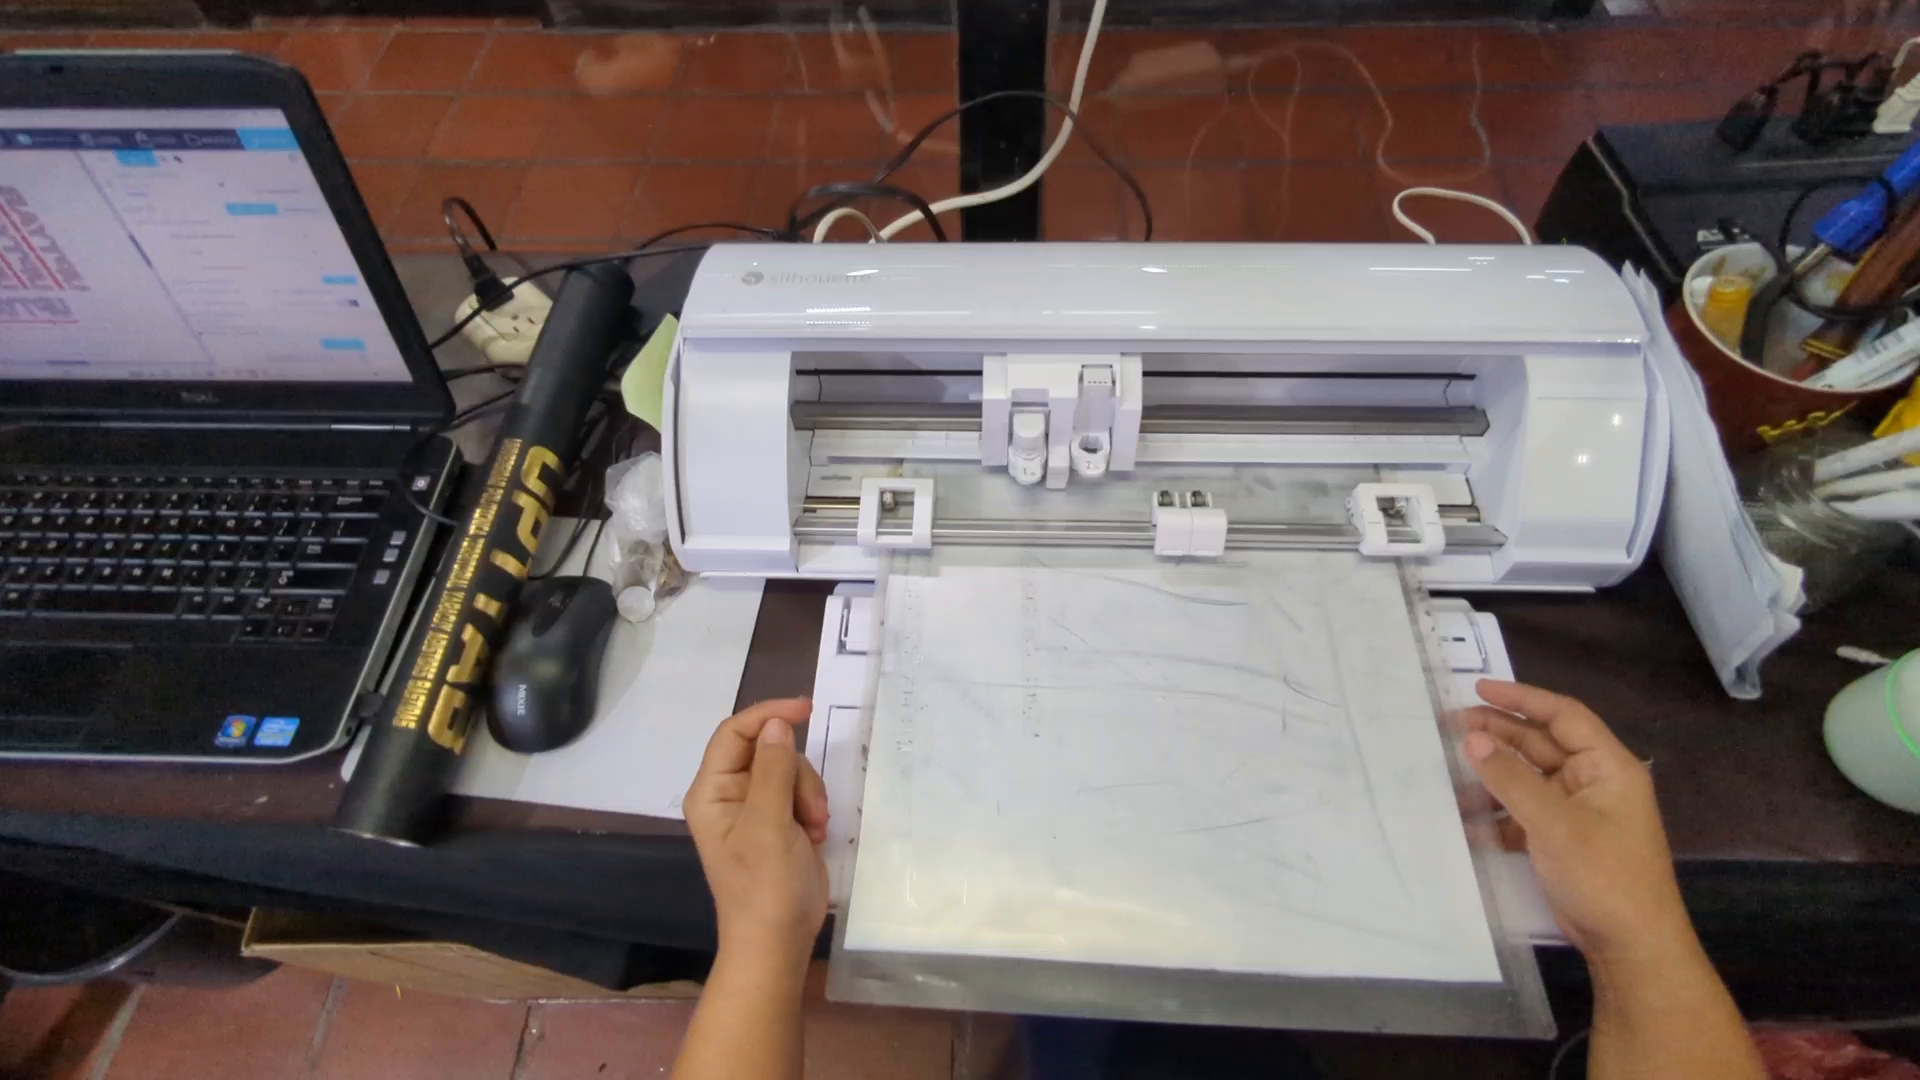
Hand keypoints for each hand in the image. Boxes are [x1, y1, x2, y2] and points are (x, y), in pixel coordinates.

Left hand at [684, 698, 830, 963]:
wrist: (779, 941)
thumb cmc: (765, 886)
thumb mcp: (769, 824)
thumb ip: (773, 770)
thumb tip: (777, 723)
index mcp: (712, 791)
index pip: (735, 732)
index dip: (768, 714)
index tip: (806, 709)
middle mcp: (731, 793)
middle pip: (770, 749)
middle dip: (797, 773)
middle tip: (808, 810)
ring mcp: (756, 806)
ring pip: (791, 767)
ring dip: (809, 793)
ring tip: (812, 828)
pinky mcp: (780, 818)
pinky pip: (801, 788)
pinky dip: (813, 806)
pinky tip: (813, 834)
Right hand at [1460, 680, 1692, 963]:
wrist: (1630, 947)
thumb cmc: (1603, 876)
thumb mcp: (1554, 823)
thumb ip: (1510, 777)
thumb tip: (1471, 738)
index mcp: (1607, 769)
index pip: (1563, 716)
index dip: (1522, 698)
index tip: (1477, 688)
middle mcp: (1592, 782)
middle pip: (1538, 743)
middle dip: (1496, 733)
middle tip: (1450, 725)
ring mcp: (1575, 810)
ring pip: (1524, 775)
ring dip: (1489, 772)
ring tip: (1450, 771)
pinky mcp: (1558, 836)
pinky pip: (1518, 808)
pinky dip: (1493, 809)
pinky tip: (1466, 818)